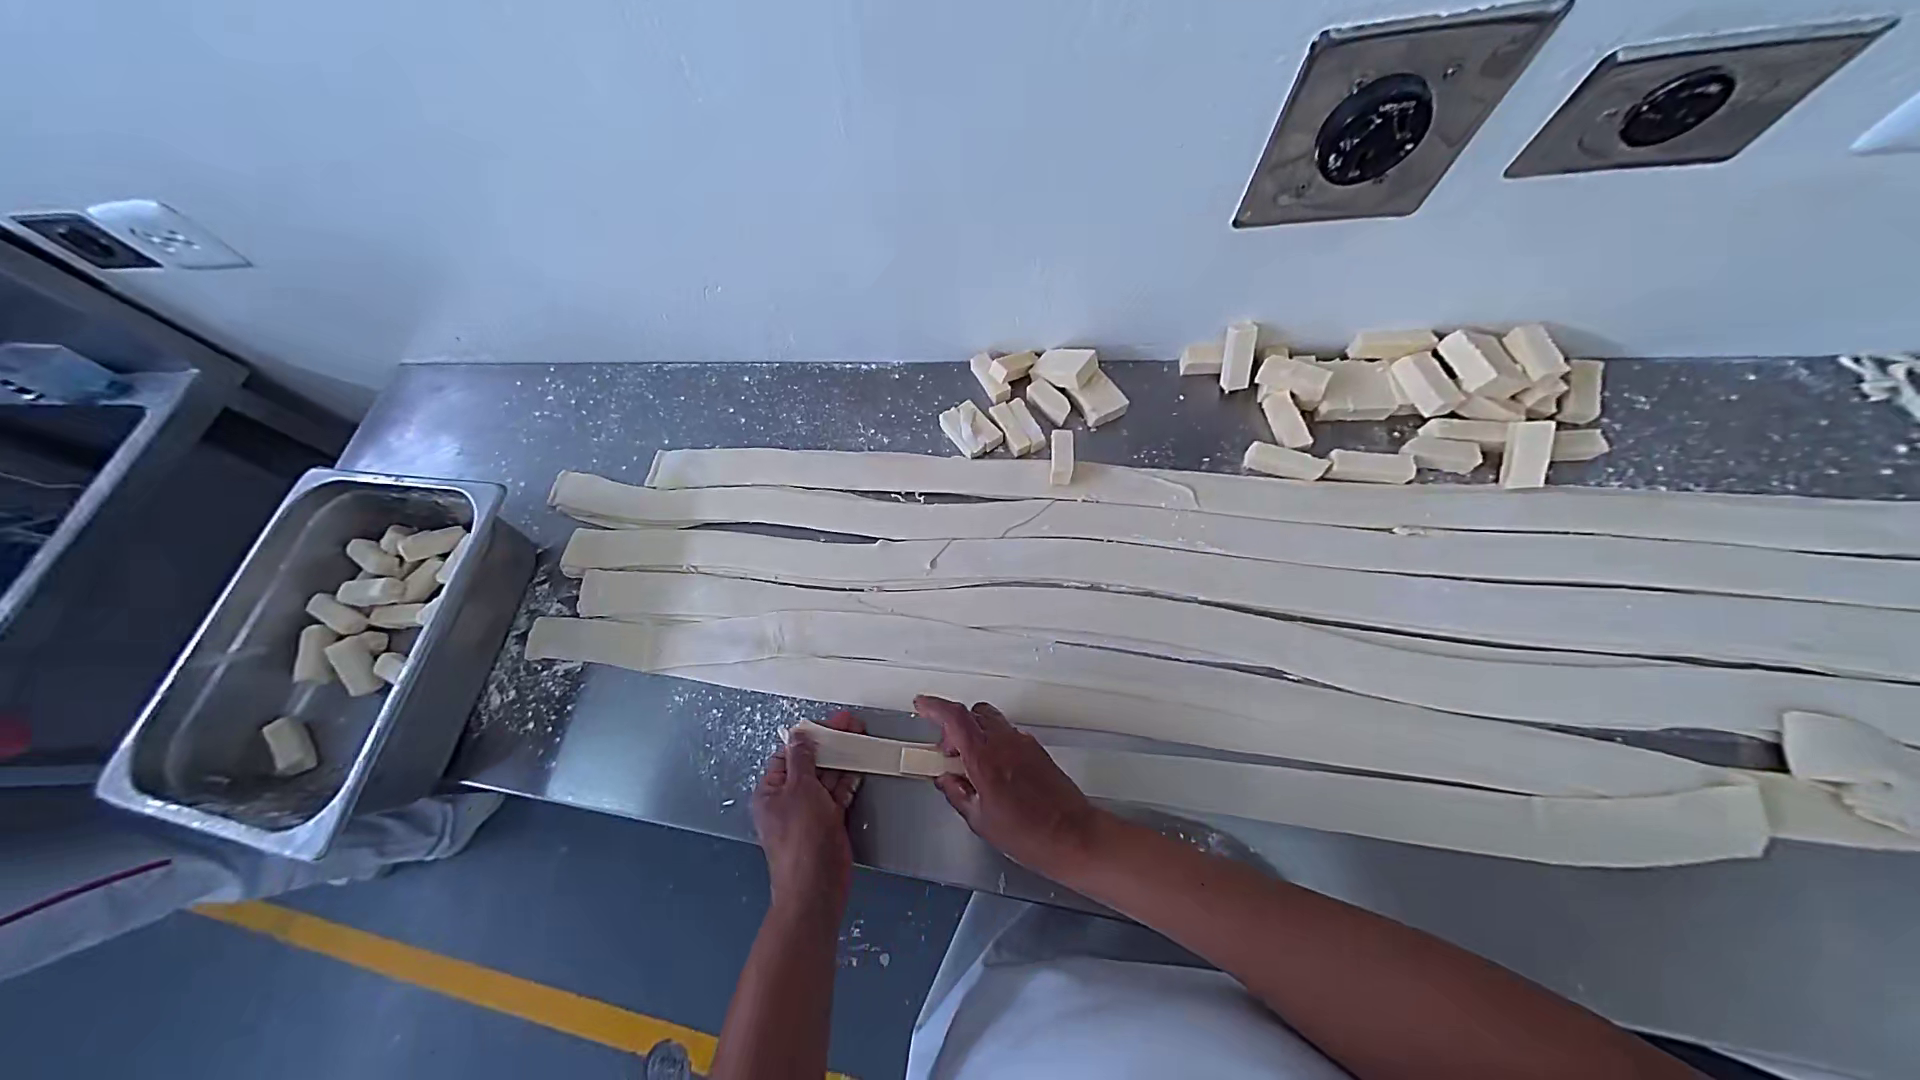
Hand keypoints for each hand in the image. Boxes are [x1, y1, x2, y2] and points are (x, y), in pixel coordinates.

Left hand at [751, 710, 864, 914]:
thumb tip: (800, 736)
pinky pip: (840, 793)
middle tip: (850, 725)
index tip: (828, 723)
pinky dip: (850, 778)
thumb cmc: (800, 842)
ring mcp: (810, 811)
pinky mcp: (829, 822)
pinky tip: (860, 764)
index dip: (809, 737)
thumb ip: (802, 759)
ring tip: (860, 737)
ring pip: (828, 777)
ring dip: (843, 758)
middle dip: (831, 744)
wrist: (816, 886)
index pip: (789, 754)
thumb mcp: (799, 790)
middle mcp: (789, 799)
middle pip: (811, 763)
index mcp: (771, 791)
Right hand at [915, 695, 1111, 879]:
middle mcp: (1006, 743)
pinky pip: (1008, 734)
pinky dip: (995, 742)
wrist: (1073, 837)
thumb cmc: (1031, 835)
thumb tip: (946, 780)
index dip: (934, 707)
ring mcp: (1024, 744)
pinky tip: (993, 770)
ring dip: (976, 733)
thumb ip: (957, 793)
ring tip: (970, 763)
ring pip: (992, 721)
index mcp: (985, 758)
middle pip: (973, 714)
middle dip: (954, 726)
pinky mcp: (1037, 750)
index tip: (922, 705)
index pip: (955, 717)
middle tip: (947, 752)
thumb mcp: (980, 820)